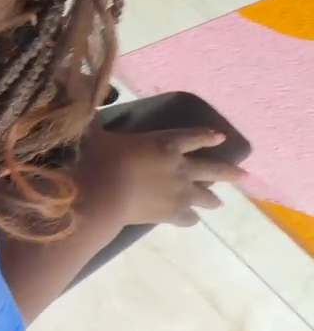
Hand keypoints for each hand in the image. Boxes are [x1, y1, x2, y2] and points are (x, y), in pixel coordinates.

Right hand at [75, 124, 243, 227]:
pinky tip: (186, 218)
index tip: (220, 137)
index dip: (205, 136)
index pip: (191, 137)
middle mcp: (180, 169)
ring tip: (215, 202)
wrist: (96, 196)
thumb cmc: (92, 160)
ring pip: (207, 197)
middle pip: (214, 169)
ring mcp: (181, 194)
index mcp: (162, 146)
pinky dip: (188, 217)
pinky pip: (189, 218)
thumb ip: (93, 124)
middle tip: (244, 175)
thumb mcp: (90, 135)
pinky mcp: (173, 214)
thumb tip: (87, 112)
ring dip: (211, 198)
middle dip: (230, 172)